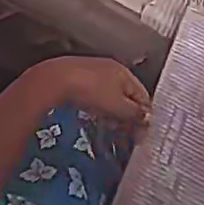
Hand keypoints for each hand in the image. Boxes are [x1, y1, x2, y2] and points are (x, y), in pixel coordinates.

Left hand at [23, 56, 151, 132]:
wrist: (56, 79)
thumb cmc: (91, 91)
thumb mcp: (117, 106)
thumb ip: (135, 113)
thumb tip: (147, 118)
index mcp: (125, 73)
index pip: (143, 96)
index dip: (144, 117)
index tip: (140, 135)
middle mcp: (111, 69)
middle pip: (127, 96)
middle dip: (127, 116)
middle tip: (125, 134)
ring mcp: (93, 71)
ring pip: (110, 96)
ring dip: (112, 113)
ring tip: (108, 125)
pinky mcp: (78, 77)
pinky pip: (96, 94)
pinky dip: (98, 106)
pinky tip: (93, 114)